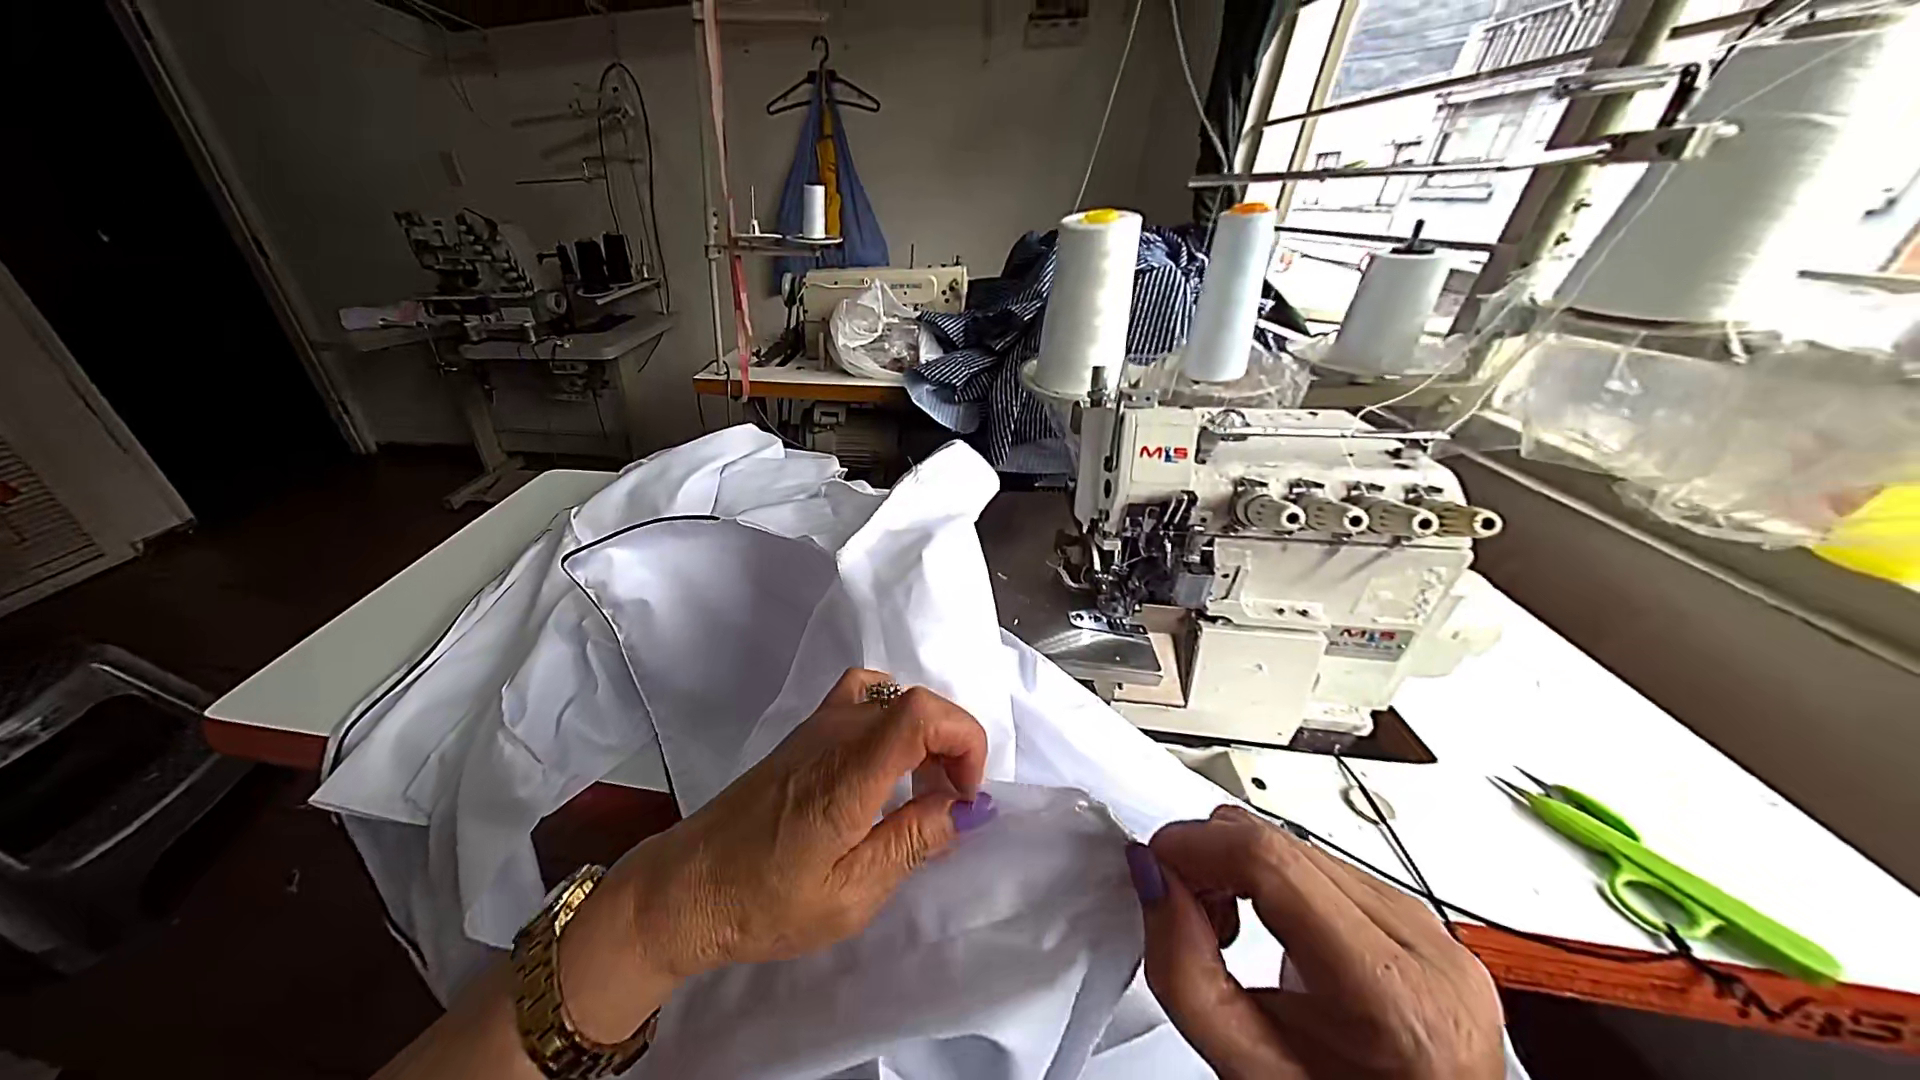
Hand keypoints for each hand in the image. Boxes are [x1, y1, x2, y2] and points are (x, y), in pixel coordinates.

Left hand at [558, 669, 990, 1039]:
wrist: (686, 887)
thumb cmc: (764, 903)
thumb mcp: (849, 896)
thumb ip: (911, 843)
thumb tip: (961, 807)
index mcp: (847, 775)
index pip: (921, 712)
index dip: (963, 738)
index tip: (964, 794)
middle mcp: (835, 734)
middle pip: (917, 702)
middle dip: (953, 747)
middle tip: (947, 804)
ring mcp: (818, 725)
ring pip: (895, 697)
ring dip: (926, 735)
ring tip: (921, 787)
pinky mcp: (807, 731)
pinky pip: (865, 695)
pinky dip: (894, 715)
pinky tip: (887, 758)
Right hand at [1131, 806, 1503, 1079]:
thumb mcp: (1251, 1072)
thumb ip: (1185, 974)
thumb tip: (1156, 880)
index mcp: (1392, 994)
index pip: (1272, 862)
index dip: (1197, 846)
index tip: (1158, 863)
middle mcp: (1421, 945)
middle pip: (1280, 842)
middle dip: (1208, 857)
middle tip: (1182, 906)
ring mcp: (1422, 925)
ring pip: (1293, 842)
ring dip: (1234, 867)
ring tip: (1224, 928)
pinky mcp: (1410, 914)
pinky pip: (1317, 861)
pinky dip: (1267, 878)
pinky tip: (1261, 925)